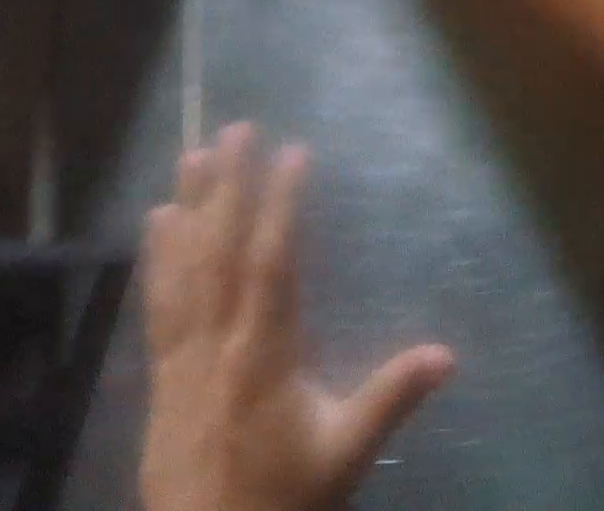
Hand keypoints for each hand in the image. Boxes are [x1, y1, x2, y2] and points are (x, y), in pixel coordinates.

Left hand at [140, 123, 455, 510]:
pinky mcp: (162, 369)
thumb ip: (391, 398)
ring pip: (184, 266)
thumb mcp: (344, 451)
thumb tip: (447, 354)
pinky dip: (157, 256)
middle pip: (221, 249)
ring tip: (193, 154)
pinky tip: (156, 220)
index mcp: (264, 352)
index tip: (293, 152)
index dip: (282, 203)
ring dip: (190, 205)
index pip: (273, 262)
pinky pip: (158, 301)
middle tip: (235, 129)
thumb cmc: (283, 494)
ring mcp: (183, 352)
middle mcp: (218, 339)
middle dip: (230, 185)